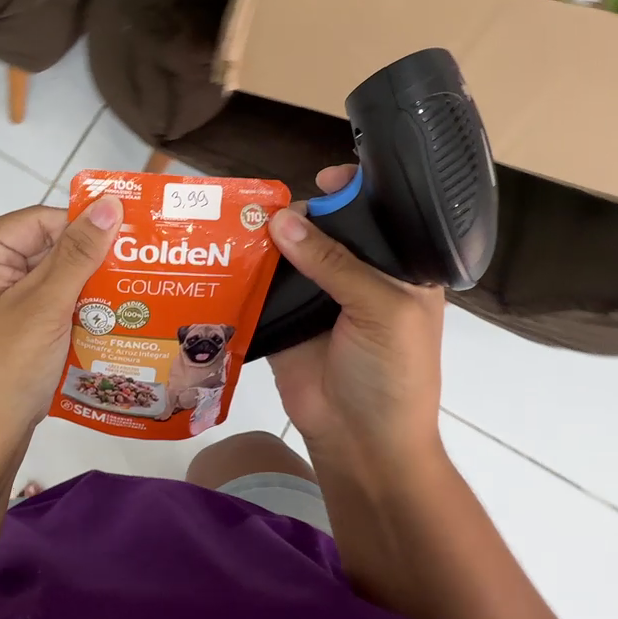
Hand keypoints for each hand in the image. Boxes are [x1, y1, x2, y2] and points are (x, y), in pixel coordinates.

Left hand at [0, 197, 122, 444]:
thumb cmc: (8, 368)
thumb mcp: (45, 307)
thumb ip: (78, 255)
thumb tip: (109, 204)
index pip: (38, 221)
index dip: (82, 226)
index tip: (131, 234)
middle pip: (47, 243)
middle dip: (90, 254)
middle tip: (143, 257)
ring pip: (55, 269)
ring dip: (90, 278)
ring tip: (138, 279)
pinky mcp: (16, 315)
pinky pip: (53, 293)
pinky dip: (81, 299)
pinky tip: (116, 305)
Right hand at [264, 166, 445, 473]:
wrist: (359, 439)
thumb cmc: (393, 374)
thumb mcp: (380, 311)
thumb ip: (336, 263)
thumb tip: (282, 219)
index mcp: (395, 269)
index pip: (377, 217)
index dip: (355, 192)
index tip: (326, 179)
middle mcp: (354, 275)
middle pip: (324, 227)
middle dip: (301, 211)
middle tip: (270, 206)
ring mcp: (314, 295)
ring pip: (288, 251)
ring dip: (265, 236)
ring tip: (238, 219)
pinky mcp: (279, 314)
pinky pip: (259, 282)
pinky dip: (243, 267)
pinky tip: (222, 249)